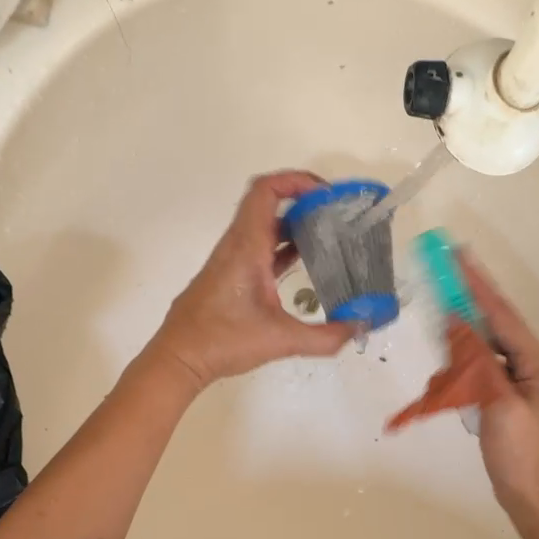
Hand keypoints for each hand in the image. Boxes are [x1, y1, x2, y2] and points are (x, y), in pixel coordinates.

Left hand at [148, 171, 358, 389]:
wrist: (180, 357)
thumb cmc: (224, 341)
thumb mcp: (282, 340)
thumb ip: (325, 337)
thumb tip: (358, 329)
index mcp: (247, 247)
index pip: (266, 191)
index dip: (296, 180)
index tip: (325, 193)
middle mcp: (237, 245)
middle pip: (268, 204)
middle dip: (303, 202)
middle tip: (335, 214)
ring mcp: (231, 260)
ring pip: (263, 226)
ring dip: (293, 224)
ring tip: (327, 234)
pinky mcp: (230, 276)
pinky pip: (259, 247)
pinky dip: (282, 246)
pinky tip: (303, 262)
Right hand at [463, 253, 538, 534]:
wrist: (531, 496)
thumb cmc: (521, 453)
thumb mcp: (499, 404)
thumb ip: (479, 362)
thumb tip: (458, 324)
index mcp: (536, 362)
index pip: (501, 315)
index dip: (477, 285)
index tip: (457, 256)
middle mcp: (529, 365)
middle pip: (493, 325)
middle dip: (465, 305)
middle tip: (440, 279)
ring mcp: (516, 382)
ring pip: (481, 349)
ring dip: (459, 346)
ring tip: (441, 344)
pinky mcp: (502, 398)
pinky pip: (476, 373)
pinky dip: (458, 373)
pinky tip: (445, 382)